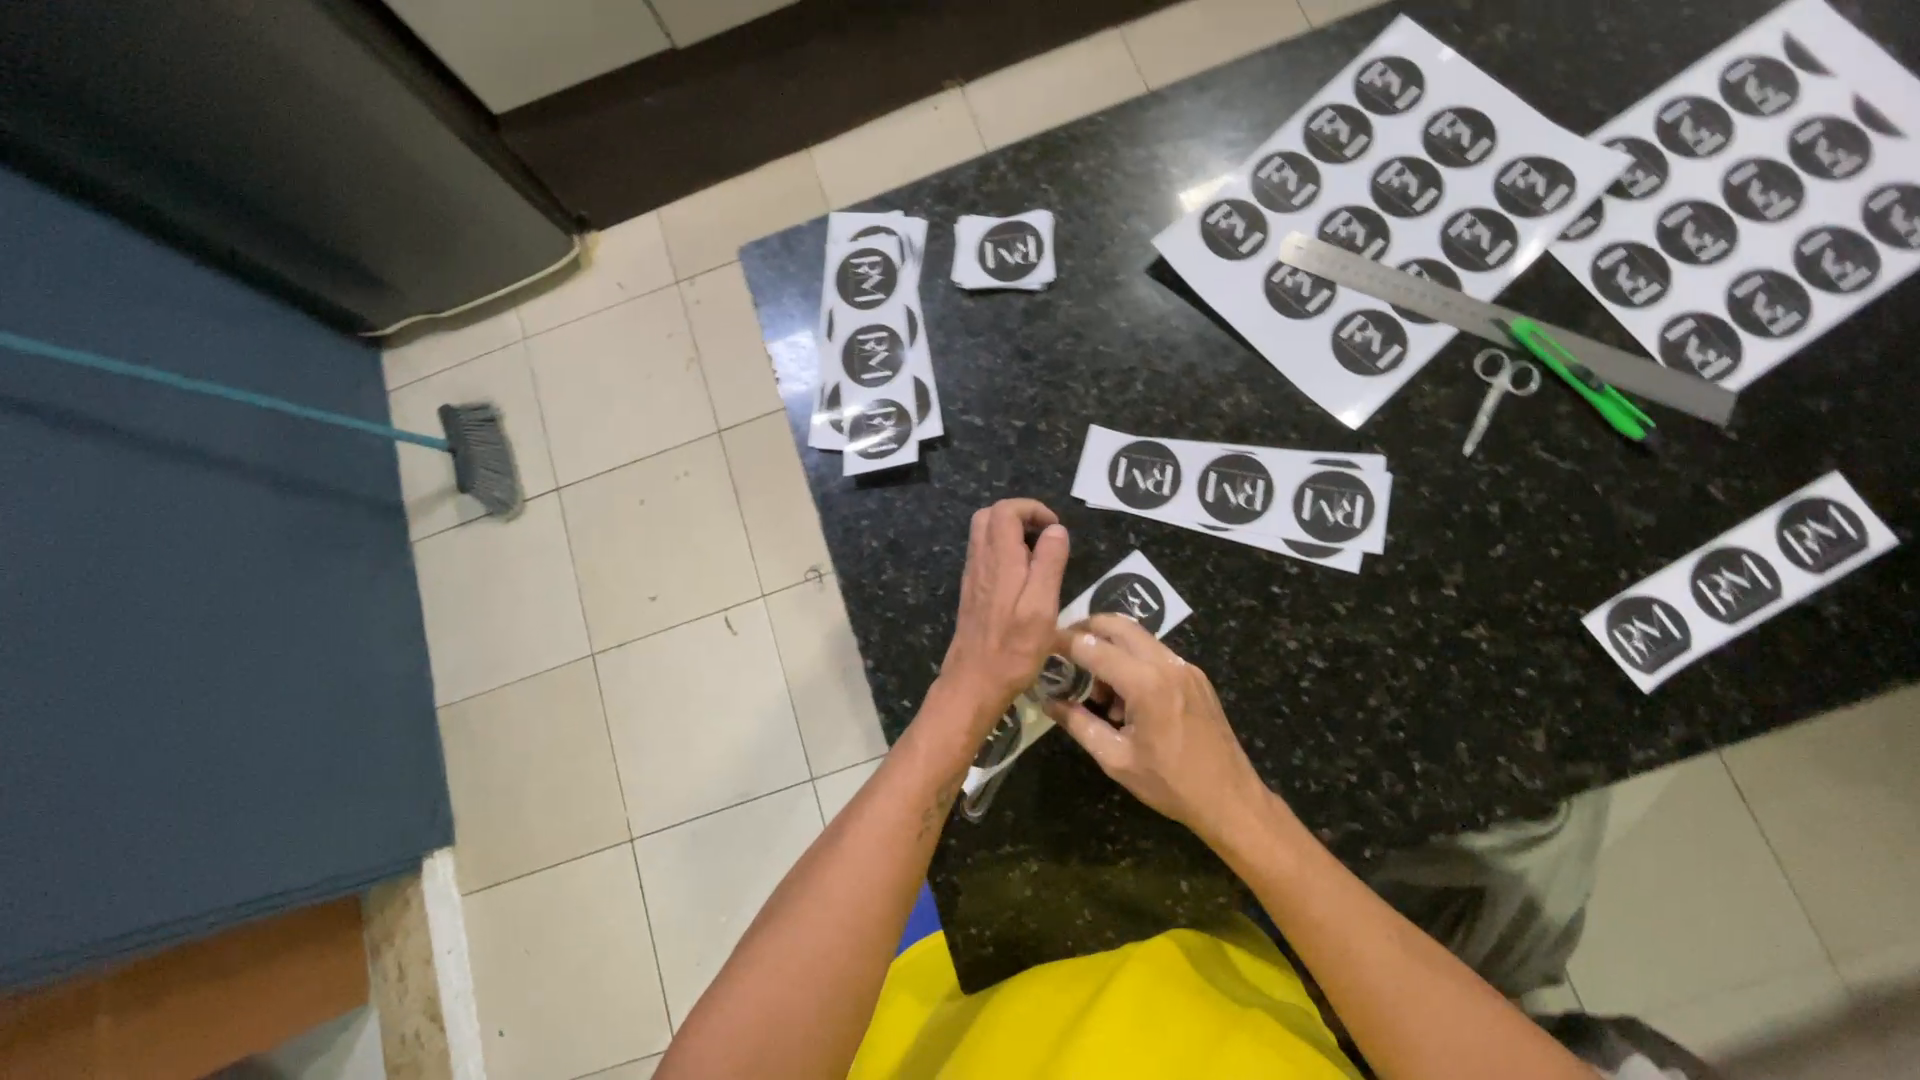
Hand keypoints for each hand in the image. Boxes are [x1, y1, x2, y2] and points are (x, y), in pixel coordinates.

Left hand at [934, 499, 1069, 734]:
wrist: (975, 681)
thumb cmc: (1014, 647)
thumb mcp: (1042, 606)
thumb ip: (1049, 562)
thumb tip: (1055, 529)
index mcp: (999, 559)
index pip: (1006, 510)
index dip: (1032, 509)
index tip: (1055, 528)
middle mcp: (981, 561)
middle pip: (990, 516)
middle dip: (1020, 516)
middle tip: (1046, 537)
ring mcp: (973, 576)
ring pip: (984, 535)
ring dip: (1012, 534)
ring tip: (1039, 557)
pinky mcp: (973, 592)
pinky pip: (985, 556)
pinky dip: (1005, 553)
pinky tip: (1024, 579)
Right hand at [1046, 615, 1271, 843]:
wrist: (1230, 798)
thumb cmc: (1170, 784)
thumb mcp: (1116, 759)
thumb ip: (1079, 724)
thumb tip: (1049, 701)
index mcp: (1146, 684)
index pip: (1093, 647)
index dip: (1063, 642)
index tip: (1041, 644)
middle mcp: (1167, 665)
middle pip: (1119, 625)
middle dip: (1087, 630)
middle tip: (1063, 649)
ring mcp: (1186, 668)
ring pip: (1139, 638)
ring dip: (1111, 649)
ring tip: (1099, 692)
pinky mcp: (1196, 677)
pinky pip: (1156, 655)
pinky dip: (1133, 663)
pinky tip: (1127, 701)